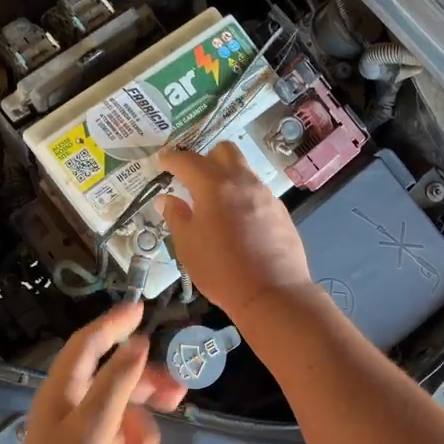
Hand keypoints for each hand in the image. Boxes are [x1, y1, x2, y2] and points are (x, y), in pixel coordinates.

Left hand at [0, 303, 186, 443]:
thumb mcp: (94, 428)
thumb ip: (117, 382)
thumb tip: (138, 343)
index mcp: (63, 395)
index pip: (88, 345)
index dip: (113, 325)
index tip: (142, 310)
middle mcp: (74, 413)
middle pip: (119, 382)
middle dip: (147, 389)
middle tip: (178, 394)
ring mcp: (88, 443)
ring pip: (131, 421)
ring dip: (142, 443)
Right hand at [157, 144, 314, 320]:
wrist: (272, 293)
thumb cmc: (221, 269)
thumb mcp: (188, 246)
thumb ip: (176, 217)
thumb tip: (167, 199)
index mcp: (214, 186)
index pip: (188, 161)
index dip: (172, 159)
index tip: (163, 161)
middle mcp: (243, 182)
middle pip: (225, 151)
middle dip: (206, 157)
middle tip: (193, 178)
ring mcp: (266, 195)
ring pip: (244, 171)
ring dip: (228, 177)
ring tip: (216, 202)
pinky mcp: (281, 211)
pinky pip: (258, 193)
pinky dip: (244, 197)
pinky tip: (239, 221)